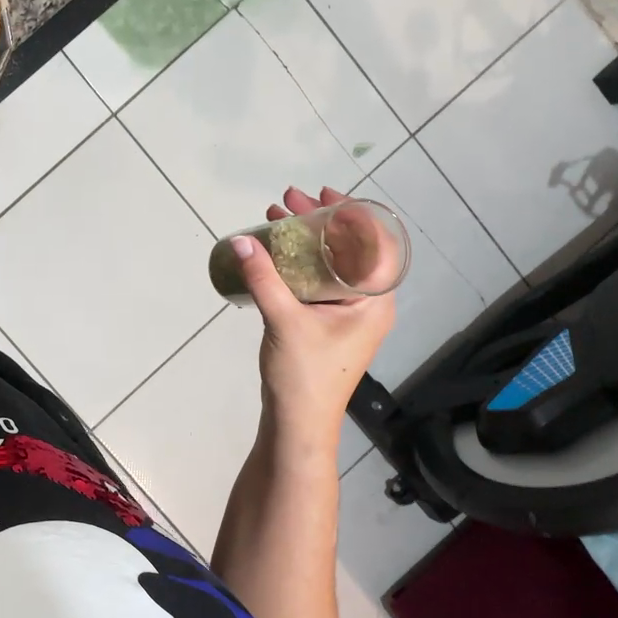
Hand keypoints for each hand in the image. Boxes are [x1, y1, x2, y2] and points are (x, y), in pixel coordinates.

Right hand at [233, 187, 395, 435]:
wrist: (298, 422)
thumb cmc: (304, 374)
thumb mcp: (283, 321)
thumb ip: (263, 279)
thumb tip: (241, 241)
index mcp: (374, 301)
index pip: (377, 244)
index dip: (352, 213)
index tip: (322, 195)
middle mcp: (366, 303)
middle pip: (350, 249)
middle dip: (319, 221)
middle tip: (287, 200)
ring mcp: (344, 314)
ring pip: (329, 263)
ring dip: (304, 239)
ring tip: (274, 218)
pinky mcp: (323, 322)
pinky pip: (315, 280)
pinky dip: (296, 261)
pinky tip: (271, 253)